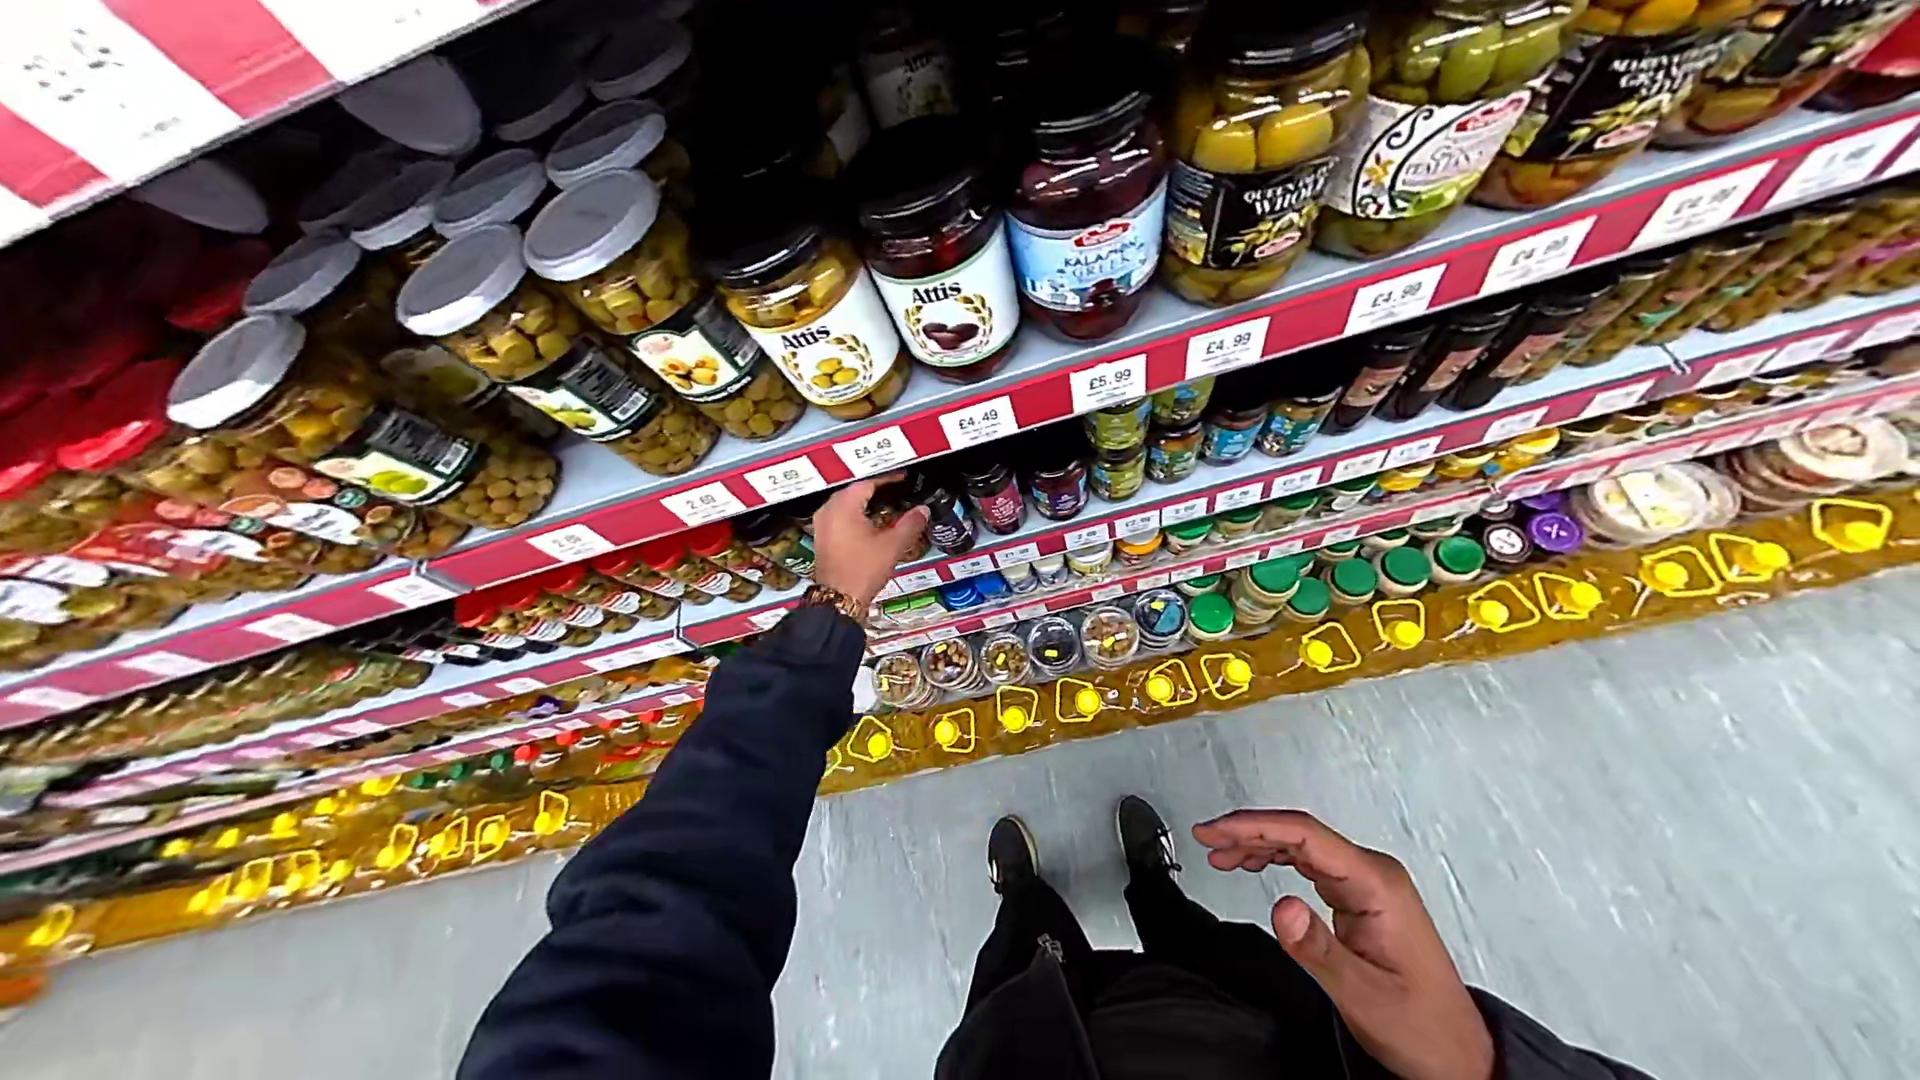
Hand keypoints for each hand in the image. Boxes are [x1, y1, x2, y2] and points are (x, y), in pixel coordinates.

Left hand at [810, 477, 928, 610]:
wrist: (839, 598)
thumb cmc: (860, 572)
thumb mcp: (892, 545)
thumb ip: (910, 524)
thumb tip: (921, 512)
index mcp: (843, 506)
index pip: (868, 482)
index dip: (887, 480)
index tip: (900, 479)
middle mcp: (828, 512)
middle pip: (855, 491)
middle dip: (876, 490)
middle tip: (895, 491)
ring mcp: (823, 525)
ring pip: (846, 505)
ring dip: (865, 503)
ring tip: (886, 507)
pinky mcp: (823, 538)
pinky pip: (840, 518)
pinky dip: (856, 516)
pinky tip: (871, 525)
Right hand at [1192, 810, 1493, 1079]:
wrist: (1460, 1058)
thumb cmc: (1422, 1029)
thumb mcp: (1363, 995)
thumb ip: (1318, 949)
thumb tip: (1280, 907)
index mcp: (1376, 884)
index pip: (1304, 834)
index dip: (1254, 826)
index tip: (1217, 831)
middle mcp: (1371, 873)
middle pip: (1298, 832)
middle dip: (1247, 830)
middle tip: (1207, 837)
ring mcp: (1364, 882)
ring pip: (1298, 842)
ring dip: (1256, 842)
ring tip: (1218, 851)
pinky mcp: (1356, 894)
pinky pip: (1306, 859)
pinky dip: (1272, 856)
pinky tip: (1249, 862)